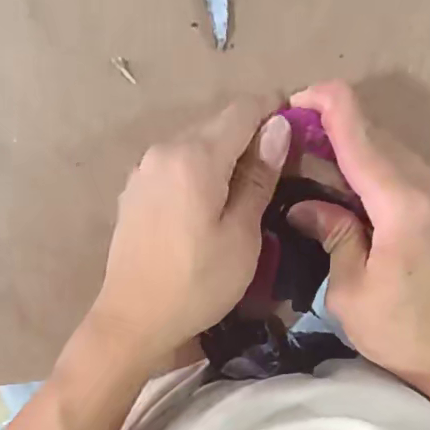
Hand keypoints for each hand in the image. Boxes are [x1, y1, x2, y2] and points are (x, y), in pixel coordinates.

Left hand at [85, 95, 289, 367]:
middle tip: (276, 171)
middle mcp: (163, 151)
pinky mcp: (132, 195)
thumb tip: (277, 128)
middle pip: (215, 125)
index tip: (298, 131)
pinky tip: (206, 205)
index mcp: (194, 156)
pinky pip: (173, 169)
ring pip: (193, 146)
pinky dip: (195, 175)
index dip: (275, 112)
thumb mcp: (241, 236)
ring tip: (242, 192)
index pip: (243, 109)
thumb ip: (259, 179)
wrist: (132, 321)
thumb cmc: (195, 285)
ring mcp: (142, 172)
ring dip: (221, 157)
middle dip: (249, 137)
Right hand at [286, 81, 429, 398]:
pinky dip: (369, 167)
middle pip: (378, 136)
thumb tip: (305, 206)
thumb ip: (333, 234)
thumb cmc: (397, 331)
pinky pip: (402, 172)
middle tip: (288, 136)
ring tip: (307, 155)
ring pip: (390, 151)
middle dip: (333, 125)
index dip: (328, 107)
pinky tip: (341, 181)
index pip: (361, 136)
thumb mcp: (348, 289)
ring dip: (350, 146)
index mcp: (404, 205)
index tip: (293, 98)